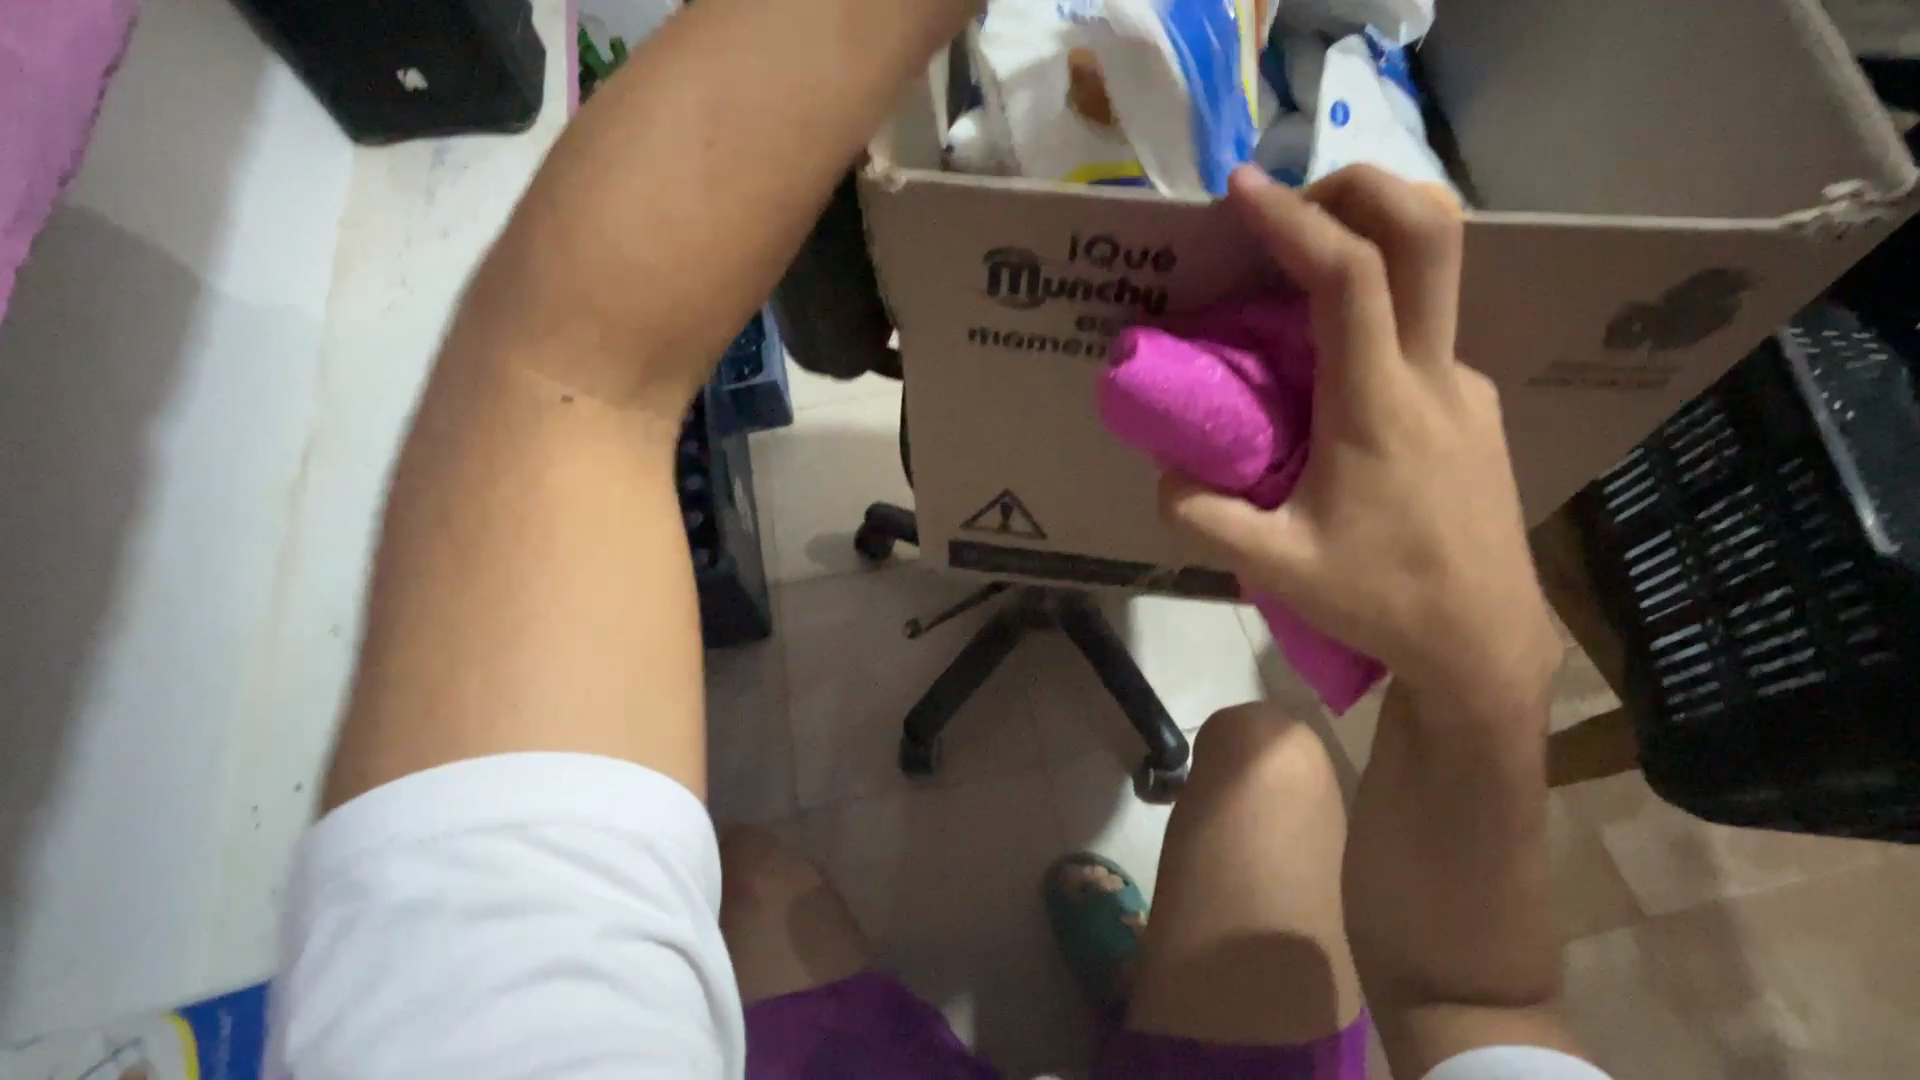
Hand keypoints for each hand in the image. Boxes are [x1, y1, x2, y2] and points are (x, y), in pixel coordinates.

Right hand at [1162, 165, 1555, 696]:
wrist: (1484, 641)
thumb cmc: (1380, 600)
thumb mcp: (1272, 566)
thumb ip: (1201, 517)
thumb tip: (1165, 474)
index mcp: (1377, 405)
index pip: (1349, 277)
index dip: (1294, 220)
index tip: (1242, 189)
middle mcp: (1434, 376)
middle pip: (1429, 231)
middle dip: (1360, 185)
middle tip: (1292, 199)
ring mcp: (1464, 387)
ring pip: (1432, 277)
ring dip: (1369, 244)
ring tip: (1297, 276)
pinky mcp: (1473, 406)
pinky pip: (1423, 334)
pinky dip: (1376, 314)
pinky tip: (1332, 370)